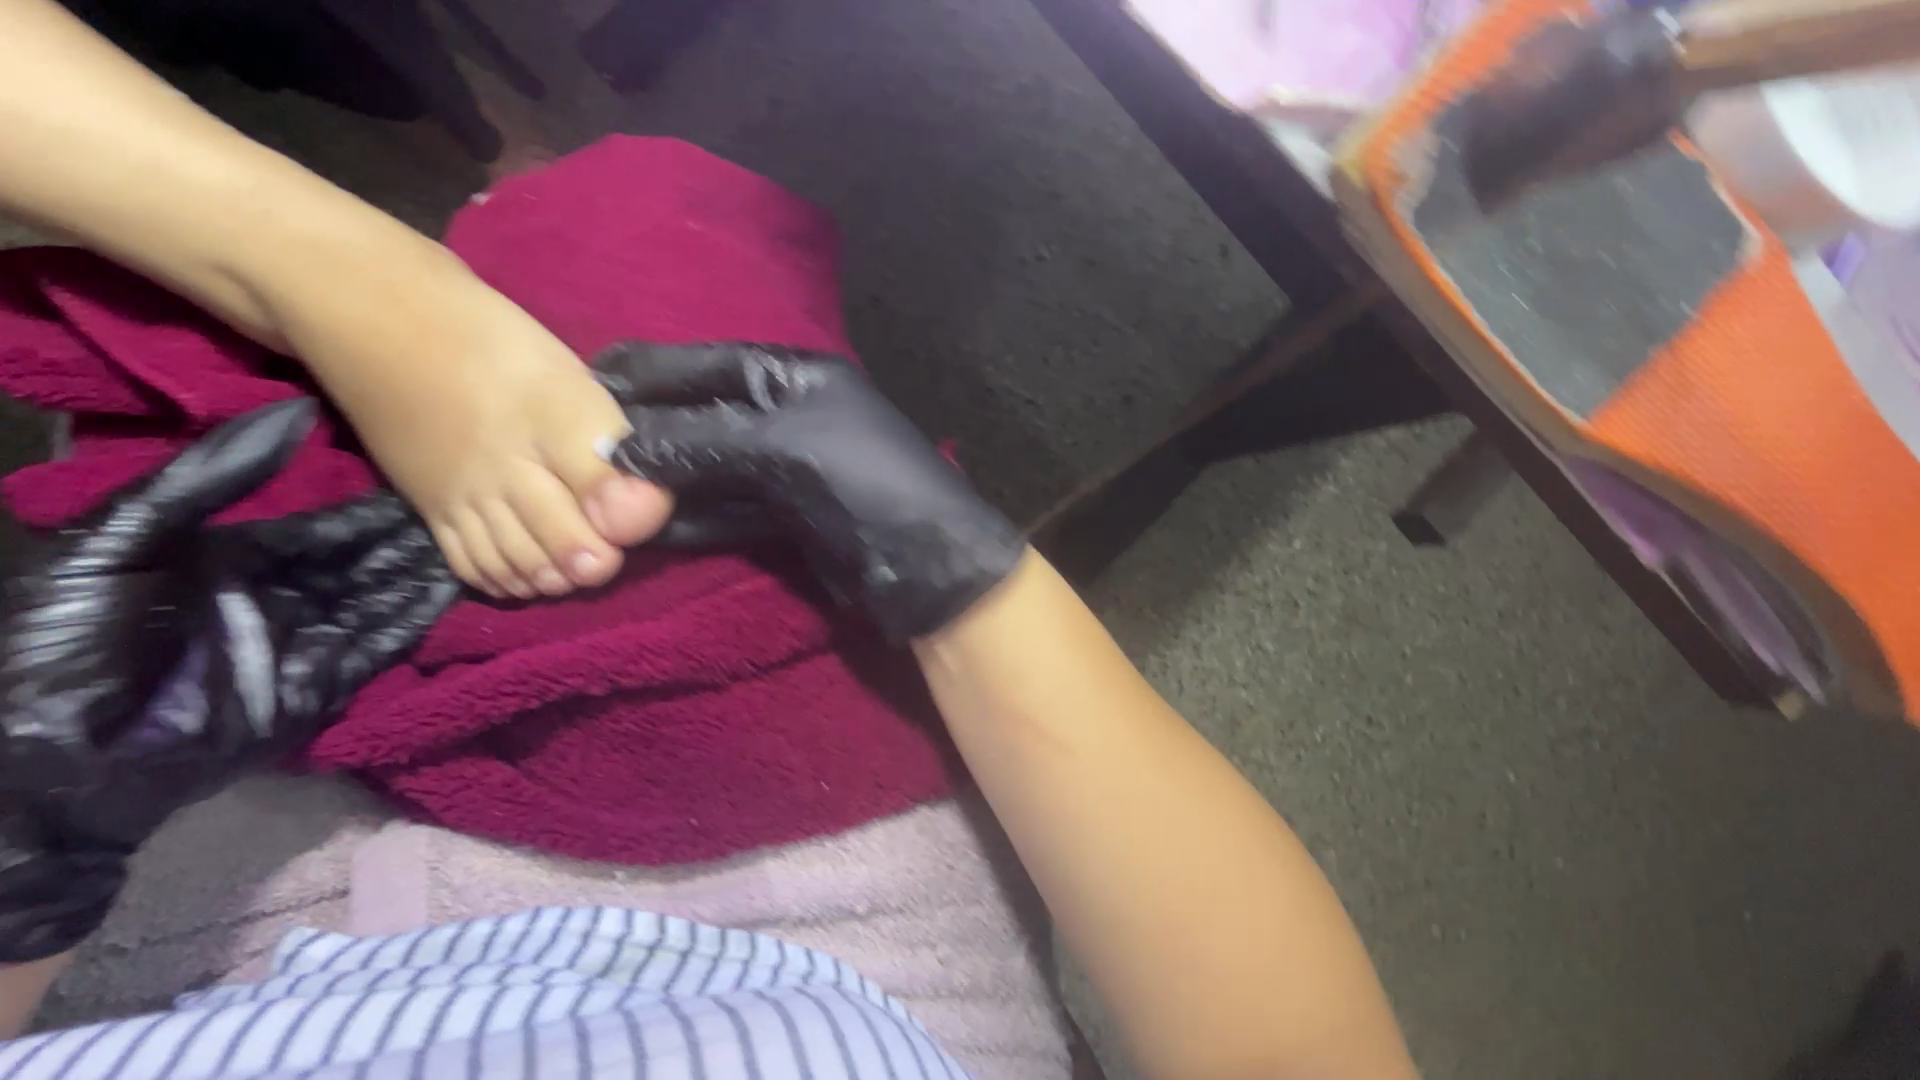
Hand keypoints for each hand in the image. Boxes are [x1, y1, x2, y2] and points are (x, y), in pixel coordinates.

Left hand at [0, 400, 456, 961]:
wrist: (51, 755)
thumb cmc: (75, 635)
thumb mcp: (124, 540)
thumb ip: (208, 478)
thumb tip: (291, 411)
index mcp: (232, 562)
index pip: (322, 531)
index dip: (372, 512)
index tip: (426, 488)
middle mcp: (277, 600)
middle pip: (360, 565)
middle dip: (410, 544)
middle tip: (474, 517)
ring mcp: (300, 648)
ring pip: (376, 602)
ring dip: (421, 578)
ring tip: (479, 550)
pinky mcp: (315, 691)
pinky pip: (374, 648)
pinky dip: (412, 622)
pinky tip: (450, 596)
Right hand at [266, 256, 674, 600]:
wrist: (384, 320)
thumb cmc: (496, 347)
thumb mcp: (569, 383)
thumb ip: (606, 447)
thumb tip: (643, 512)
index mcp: (559, 434)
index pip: (609, 501)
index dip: (631, 523)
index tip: (637, 522)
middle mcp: (511, 477)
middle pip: (562, 547)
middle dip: (592, 562)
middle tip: (605, 557)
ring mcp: (467, 498)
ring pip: (519, 564)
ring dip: (552, 577)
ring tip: (571, 571)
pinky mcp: (432, 509)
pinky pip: (470, 564)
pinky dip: (505, 580)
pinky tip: (527, 578)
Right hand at [595, 343, 1025, 640]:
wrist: (928, 568)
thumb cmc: (864, 483)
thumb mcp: (785, 448)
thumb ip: (702, 439)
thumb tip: (616, 446)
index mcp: (791, 377)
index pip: (701, 367)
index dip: (642, 377)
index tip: (578, 388)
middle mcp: (786, 415)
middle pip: (699, 418)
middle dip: (644, 438)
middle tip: (573, 455)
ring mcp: (786, 468)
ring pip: (708, 469)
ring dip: (660, 485)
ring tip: (594, 497)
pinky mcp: (787, 517)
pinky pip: (725, 511)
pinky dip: (688, 520)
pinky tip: (644, 530)